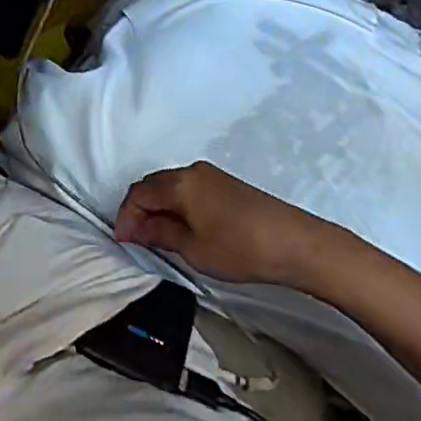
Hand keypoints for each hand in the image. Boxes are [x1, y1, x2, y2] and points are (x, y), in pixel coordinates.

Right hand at [114, 161, 326, 284]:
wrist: (296, 243)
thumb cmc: (240, 248)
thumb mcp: (194, 249)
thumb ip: (159, 234)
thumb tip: (134, 228)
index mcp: (179, 184)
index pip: (138, 193)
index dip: (126, 216)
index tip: (124, 241)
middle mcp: (191, 171)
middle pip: (152, 185)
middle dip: (140, 209)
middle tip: (136, 238)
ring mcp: (211, 175)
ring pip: (171, 186)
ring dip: (159, 207)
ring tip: (158, 236)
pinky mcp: (226, 184)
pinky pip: (188, 189)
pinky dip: (177, 205)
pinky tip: (183, 227)